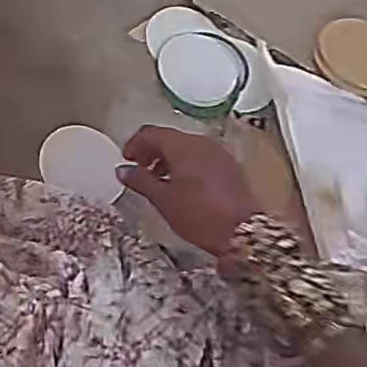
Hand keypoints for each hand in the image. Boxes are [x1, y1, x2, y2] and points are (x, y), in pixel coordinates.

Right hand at [117, 125, 259, 257]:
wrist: (243, 233)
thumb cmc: (200, 216)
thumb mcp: (163, 199)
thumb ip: (140, 180)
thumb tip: (123, 170)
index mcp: (183, 146)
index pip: (152, 133)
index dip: (135, 143)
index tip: (127, 158)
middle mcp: (202, 143)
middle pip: (170, 138)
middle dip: (151, 151)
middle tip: (139, 169)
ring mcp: (218, 153)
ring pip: (186, 147)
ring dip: (168, 158)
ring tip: (158, 180)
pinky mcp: (229, 166)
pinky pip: (201, 156)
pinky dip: (186, 164)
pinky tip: (181, 185)